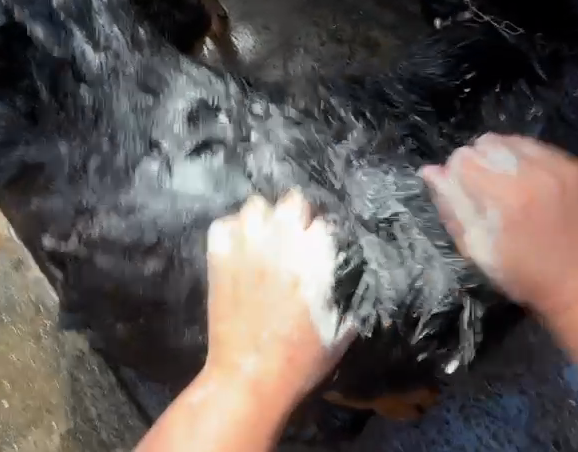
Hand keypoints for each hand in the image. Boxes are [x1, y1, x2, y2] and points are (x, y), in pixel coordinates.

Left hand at [201, 191, 351, 408]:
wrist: (249, 378)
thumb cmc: (301, 360)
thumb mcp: (341, 330)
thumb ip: (351, 295)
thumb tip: (358, 278)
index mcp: (316, 255)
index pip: (324, 221)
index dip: (323, 235)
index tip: (319, 248)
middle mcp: (282, 239)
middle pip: (293, 200)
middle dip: (296, 216)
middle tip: (293, 239)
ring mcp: (248, 244)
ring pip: (256, 205)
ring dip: (263, 219)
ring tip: (264, 239)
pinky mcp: (219, 254)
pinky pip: (224, 223)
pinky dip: (232, 232)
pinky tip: (239, 248)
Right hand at [420, 134, 577, 319]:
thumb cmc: (523, 273)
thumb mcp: (477, 248)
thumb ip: (452, 206)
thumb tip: (431, 171)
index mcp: (505, 197)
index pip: (463, 158)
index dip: (458, 175)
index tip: (466, 194)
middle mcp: (534, 173)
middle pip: (487, 142)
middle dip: (480, 162)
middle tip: (488, 190)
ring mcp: (560, 167)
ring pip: (513, 139)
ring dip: (504, 157)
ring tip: (511, 185)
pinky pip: (540, 148)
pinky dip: (530, 161)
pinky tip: (534, 185)